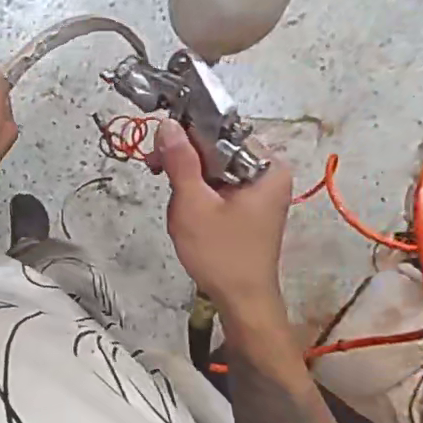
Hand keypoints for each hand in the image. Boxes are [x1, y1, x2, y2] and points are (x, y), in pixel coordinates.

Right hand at [151, 118, 292, 328]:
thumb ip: (180, 161)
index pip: (221, 131)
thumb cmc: (220, 252)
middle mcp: (268, 171)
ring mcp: (260, 189)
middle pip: (218, 147)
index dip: (187, 133)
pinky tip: (183, 203)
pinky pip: (219, 183)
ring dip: (188, 175)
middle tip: (154, 168)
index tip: (157, 145)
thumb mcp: (193, 204)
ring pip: (215, 166)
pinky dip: (198, 189)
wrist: (241, 298)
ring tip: (170, 193)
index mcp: (266, 165)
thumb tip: (167, 124)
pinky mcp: (249, 205)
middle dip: (185, 157)